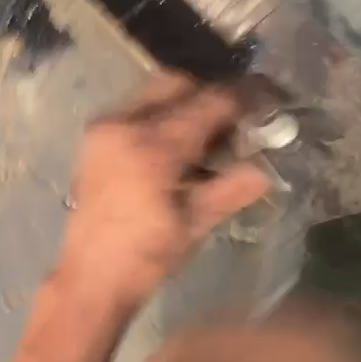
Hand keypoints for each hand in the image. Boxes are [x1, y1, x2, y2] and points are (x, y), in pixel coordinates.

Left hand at [52, 73, 268, 310]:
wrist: (90, 278)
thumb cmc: (146, 256)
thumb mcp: (197, 223)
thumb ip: (234, 187)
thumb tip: (267, 167)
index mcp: (154, 146)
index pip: (210, 102)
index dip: (245, 96)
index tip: (270, 97)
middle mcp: (125, 124)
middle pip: (178, 83)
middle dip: (210, 94)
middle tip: (236, 120)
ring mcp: (104, 128)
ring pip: (153, 93)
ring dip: (185, 104)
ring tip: (208, 137)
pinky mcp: (94, 139)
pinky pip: (134, 110)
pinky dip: (160, 117)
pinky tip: (177, 148)